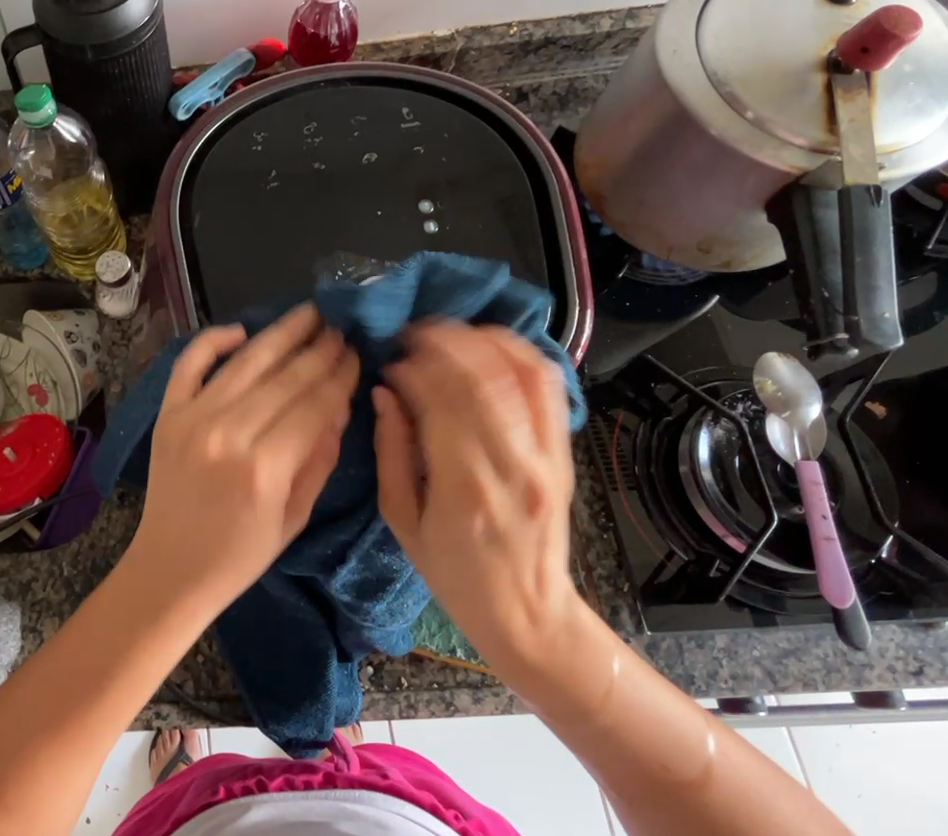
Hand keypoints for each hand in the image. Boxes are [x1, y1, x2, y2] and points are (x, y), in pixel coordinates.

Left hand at [127, 305, 358, 603]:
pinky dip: (214, 341)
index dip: (341, 375)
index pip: (315, 404)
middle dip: (319, 350)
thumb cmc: (239, 555)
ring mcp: (193, 418)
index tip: (358, 354)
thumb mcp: (295, 518)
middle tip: (342, 327)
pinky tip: (242, 331)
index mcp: (266, 467)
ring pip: (245, 363)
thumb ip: (319, 461)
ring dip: (280, 334)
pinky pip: (190, 364)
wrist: (170, 567)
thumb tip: (339, 406)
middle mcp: (229, 433)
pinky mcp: (168, 413)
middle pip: (285, 378)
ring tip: (308, 314)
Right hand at [373, 322, 585, 670]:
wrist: (528, 612)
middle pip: (480, 377)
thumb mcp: (401, 522)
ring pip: (519, 371)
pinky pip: (548, 387)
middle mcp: (511, 464)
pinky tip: (488, 347)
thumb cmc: (453, 573)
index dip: (411, 370)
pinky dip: (519, 355)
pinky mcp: (563, 452)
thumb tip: (384, 393)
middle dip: (439, 344)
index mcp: (463, 486)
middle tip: (410, 339)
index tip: (389, 367)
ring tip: (447, 336)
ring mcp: (545, 455)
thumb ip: (391, 452)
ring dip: (479, 340)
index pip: (440, 400)